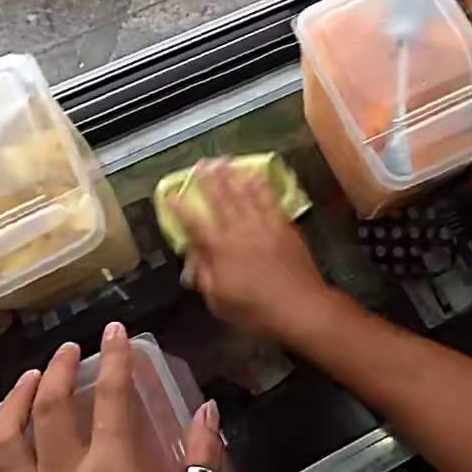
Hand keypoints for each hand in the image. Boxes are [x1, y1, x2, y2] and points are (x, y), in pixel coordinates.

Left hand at [0, 322, 224, 471]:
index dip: (114, 358)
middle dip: (55, 370)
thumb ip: (203, 462)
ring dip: (9, 404)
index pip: (111, 398)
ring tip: (23, 380)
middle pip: (48, 410)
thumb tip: (207, 409)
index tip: (113, 330)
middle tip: (66, 350)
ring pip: (4, 443)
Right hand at [174, 157, 345, 342]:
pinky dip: (260, 185)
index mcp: (220, 249)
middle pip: (220, 200)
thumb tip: (193, 256)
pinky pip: (270, 199)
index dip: (180, 208)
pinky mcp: (284, 225)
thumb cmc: (256, 310)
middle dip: (208, 181)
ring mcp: (264, 225)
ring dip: (232, 176)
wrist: (300, 306)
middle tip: (200, 165)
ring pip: (245, 194)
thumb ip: (204, 274)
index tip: (171, 194)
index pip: (194, 224)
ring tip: (223, 161)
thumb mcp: (219, 300)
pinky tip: (255, 176)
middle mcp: (239, 231)